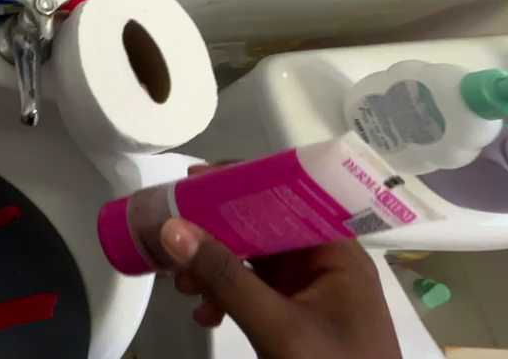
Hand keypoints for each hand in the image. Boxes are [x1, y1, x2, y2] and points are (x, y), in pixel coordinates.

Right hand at [158, 169, 400, 358]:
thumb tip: (171, 225)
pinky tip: (203, 310)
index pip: (286, 196)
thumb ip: (225, 276)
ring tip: (182, 283)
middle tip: (173, 229)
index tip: (194, 179)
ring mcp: (309, 292)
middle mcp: (324, 265)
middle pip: (261, 224)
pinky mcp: (294, 317)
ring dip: (213, 265)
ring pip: (251, 257)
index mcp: (337, 255)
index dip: (240, 182)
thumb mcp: (278, 329)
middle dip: (215, 230)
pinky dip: (223, 293)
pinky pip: (250, 287)